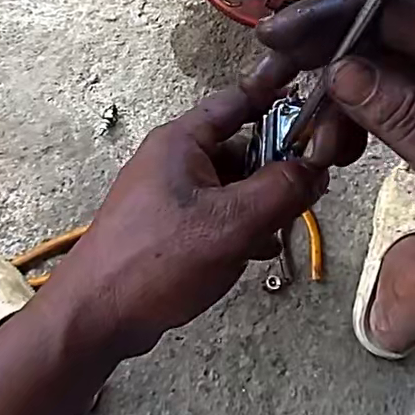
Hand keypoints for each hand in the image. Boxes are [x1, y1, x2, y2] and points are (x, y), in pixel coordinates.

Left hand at [44, 78, 328, 358]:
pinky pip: (216, 213)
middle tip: (308, 188)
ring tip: (283, 226)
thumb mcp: (231, 223)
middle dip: (276, 167)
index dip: (278, 98)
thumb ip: (281, 191)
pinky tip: (258, 250)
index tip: (314, 106)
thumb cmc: (156, 260)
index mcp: (181, 141)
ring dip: (261, 202)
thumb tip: (317, 168)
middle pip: (240, 147)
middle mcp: (174, 160)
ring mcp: (169, 194)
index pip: (237, 100)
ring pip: (231, 184)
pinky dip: (240, 225)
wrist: (97, 316)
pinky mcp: (168, 225)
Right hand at [257, 0, 414, 257]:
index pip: (402, 7)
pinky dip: (360, 106)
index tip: (279, 35)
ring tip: (318, 142)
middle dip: (322, 50)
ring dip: (338, 90)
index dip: (333, 14)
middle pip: (383, 23)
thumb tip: (341, 72)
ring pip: (380, 54)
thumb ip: (406, 120)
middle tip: (272, 82)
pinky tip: (343, 141)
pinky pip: (394, 80)